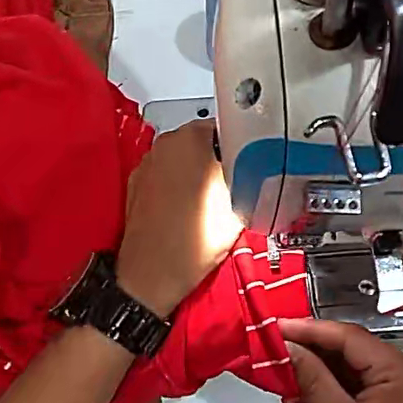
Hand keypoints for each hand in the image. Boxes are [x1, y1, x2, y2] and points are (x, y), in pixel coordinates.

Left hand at [116, 119, 240, 317]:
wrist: (152, 274)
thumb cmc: (194, 239)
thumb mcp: (241, 204)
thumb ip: (253, 174)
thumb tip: (263, 164)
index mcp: (190, 138)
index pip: (229, 128)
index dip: (246, 148)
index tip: (255, 165)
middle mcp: (165, 144)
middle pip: (206, 143)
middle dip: (222, 161)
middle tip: (238, 186)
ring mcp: (148, 164)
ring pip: (186, 160)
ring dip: (201, 174)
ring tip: (215, 202)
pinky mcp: (138, 185)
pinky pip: (168, 177)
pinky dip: (180, 187)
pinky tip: (192, 209)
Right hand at [279, 319, 402, 402]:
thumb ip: (312, 378)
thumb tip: (291, 348)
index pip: (351, 337)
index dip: (310, 331)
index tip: (278, 328)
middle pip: (355, 355)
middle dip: (315, 362)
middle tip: (279, 365)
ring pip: (359, 377)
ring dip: (324, 385)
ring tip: (294, 399)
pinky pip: (368, 397)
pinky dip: (340, 402)